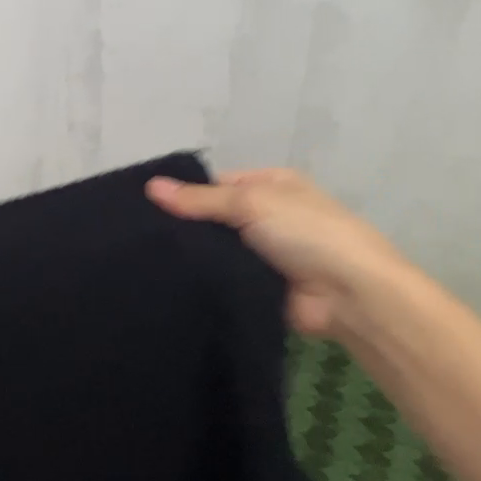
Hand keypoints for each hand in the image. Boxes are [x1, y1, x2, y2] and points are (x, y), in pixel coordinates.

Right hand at [146, 169, 412, 338]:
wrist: (346, 295)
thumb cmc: (306, 235)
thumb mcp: (252, 203)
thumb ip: (200, 199)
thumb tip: (150, 186)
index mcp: (270, 186)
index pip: (214, 185)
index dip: (182, 194)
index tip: (142, 209)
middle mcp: (263, 216)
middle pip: (209, 219)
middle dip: (179, 228)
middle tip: (134, 238)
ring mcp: (257, 254)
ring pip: (209, 251)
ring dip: (186, 257)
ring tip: (140, 262)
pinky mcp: (250, 285)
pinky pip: (215, 278)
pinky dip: (196, 280)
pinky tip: (162, 283)